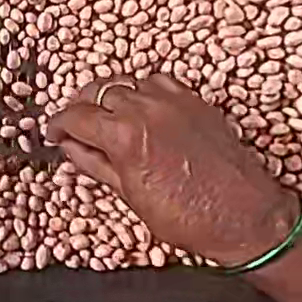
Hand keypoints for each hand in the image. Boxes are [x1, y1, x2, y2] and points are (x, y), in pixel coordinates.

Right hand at [43, 74, 299, 265]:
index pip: (74, 116)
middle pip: (95, 92)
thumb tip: (70, 147)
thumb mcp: (127, 194)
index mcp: (122, 136)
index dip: (58, 125)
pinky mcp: (195, 102)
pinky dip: (141, 92)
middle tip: (76, 126)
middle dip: (80, 108)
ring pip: (124, 83)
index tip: (55, 134)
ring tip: (106, 118)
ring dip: (109, 98)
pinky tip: (140, 109)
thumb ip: (93, 163)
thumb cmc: (188, 216)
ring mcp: (172, 102)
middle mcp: (145, 110)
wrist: (246, 219)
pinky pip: (156, 83)